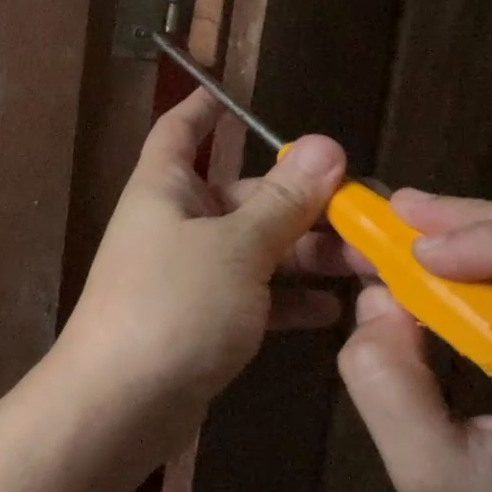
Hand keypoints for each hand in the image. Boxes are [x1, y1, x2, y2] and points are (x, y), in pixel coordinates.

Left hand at [54, 89, 348, 444]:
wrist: (121, 399)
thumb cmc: (172, 303)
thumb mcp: (236, 246)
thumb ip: (283, 201)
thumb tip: (325, 144)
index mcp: (164, 187)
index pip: (179, 131)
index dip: (201, 109)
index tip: (230, 93)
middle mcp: (171, 222)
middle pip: (239, 195)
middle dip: (299, 200)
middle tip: (369, 212)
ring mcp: (184, 273)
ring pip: (253, 247)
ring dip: (305, 252)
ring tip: (370, 264)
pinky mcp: (199, 320)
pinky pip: (251, 296)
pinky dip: (287, 299)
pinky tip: (334, 310)